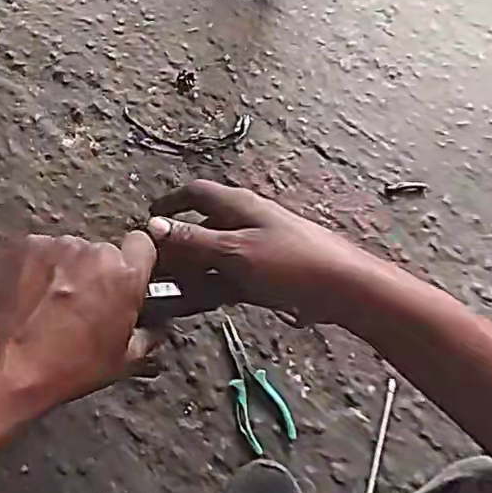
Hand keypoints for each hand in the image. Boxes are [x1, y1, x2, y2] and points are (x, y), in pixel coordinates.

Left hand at [0, 231, 158, 411]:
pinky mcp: (27, 246)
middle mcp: (94, 253)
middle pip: (102, 252)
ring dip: (64, 269)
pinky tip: (32, 294)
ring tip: (52, 302)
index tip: (126, 271)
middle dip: (95, 272)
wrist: (11, 363)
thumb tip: (155, 329)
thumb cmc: (66, 365)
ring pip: (70, 251)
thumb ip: (148, 335)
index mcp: (125, 275)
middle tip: (82, 302)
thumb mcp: (122, 360)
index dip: (134, 259)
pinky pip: (40, 251)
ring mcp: (58, 246)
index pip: (142, 244)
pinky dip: (37, 267)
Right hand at [147, 180, 381, 323]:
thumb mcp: (234, 250)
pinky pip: (230, 274)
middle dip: (178, 244)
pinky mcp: (266, 270)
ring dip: (194, 268)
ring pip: (214, 253)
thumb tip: (154, 226)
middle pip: (202, 226)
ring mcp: (256, 246)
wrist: (342, 288)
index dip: (170, 202)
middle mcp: (245, 220)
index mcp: (237, 205)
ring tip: (175, 287)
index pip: (195, 193)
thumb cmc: (291, 261)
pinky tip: (204, 300)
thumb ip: (193, 239)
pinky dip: (214, 283)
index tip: (149, 217)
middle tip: (157, 264)